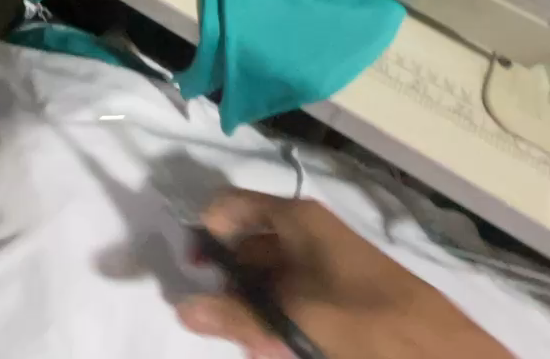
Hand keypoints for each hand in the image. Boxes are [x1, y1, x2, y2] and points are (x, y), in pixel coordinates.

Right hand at [177, 190, 508, 358]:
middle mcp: (307, 233)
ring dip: (256, 311)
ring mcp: (327, 265)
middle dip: (231, 286)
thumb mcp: (295, 320)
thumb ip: (235, 315)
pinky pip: (296, 303)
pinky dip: (282, 324)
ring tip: (260, 347)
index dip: (205, 233)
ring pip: (270, 281)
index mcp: (295, 219)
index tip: (195, 272)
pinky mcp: (344, 299)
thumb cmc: (368, 325)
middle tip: (228, 325)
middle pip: (247, 246)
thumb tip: (182, 308)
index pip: (229, 205)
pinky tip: (284, 351)